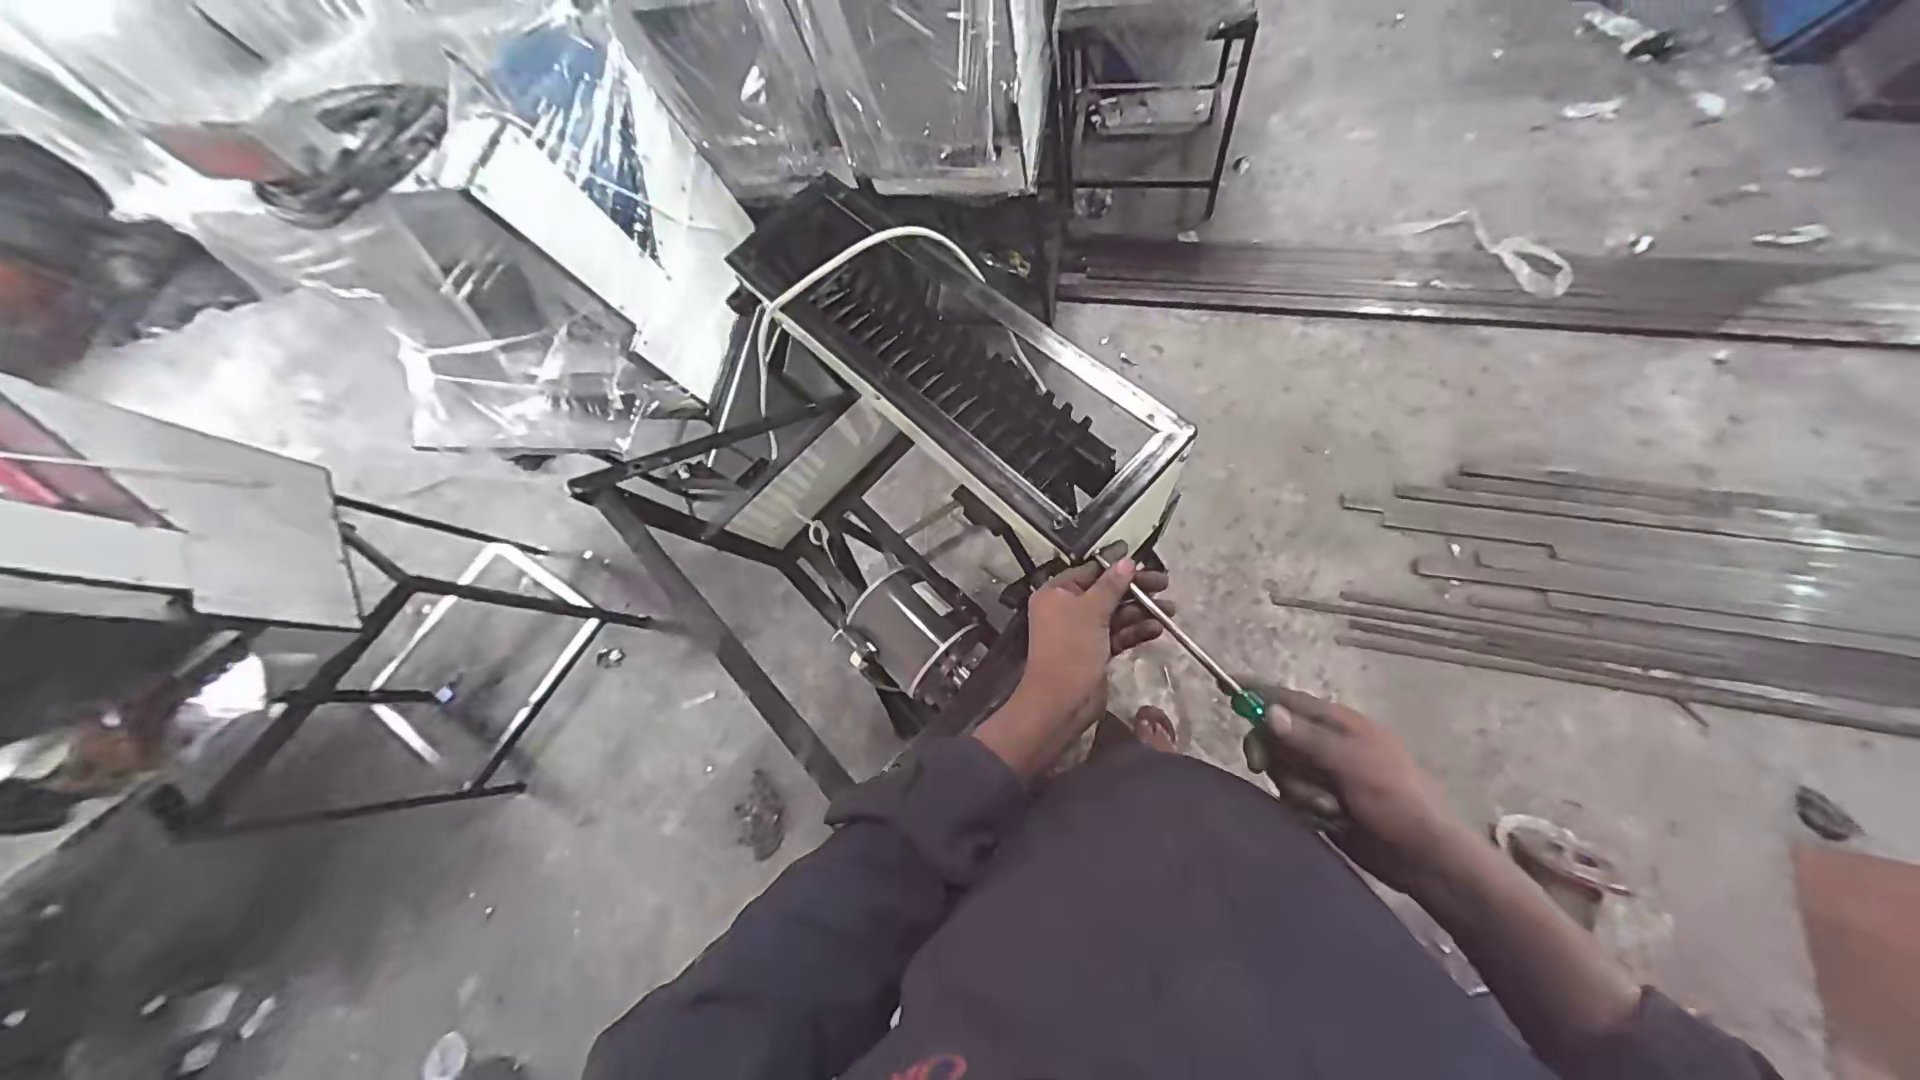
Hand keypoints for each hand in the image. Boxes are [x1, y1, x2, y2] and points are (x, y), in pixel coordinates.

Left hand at [972, 558, 1170, 779]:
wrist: (1062, 700)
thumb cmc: (1070, 648)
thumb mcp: (1091, 611)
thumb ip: (1111, 586)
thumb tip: (1126, 561)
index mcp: (1056, 593)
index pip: (1089, 571)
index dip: (1116, 567)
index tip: (1143, 563)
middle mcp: (1067, 609)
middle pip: (1106, 593)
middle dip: (1135, 591)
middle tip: (1165, 585)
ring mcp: (1082, 632)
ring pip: (1115, 615)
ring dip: (1141, 612)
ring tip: (1169, 610)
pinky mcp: (1095, 651)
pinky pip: (1118, 635)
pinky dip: (1135, 631)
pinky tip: (1157, 629)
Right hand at [1242, 685, 1477, 891]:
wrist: (1425, 859)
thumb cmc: (1395, 800)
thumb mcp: (1351, 763)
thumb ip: (1306, 737)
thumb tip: (1267, 710)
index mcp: (1338, 723)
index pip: (1286, 699)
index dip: (1254, 693)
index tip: (1224, 689)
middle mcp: (1326, 743)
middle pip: (1274, 734)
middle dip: (1270, 753)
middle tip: (1260, 767)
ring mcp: (1323, 773)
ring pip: (1280, 768)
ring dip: (1296, 789)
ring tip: (1328, 807)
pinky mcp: (1320, 800)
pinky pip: (1289, 794)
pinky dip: (1301, 806)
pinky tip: (1327, 819)